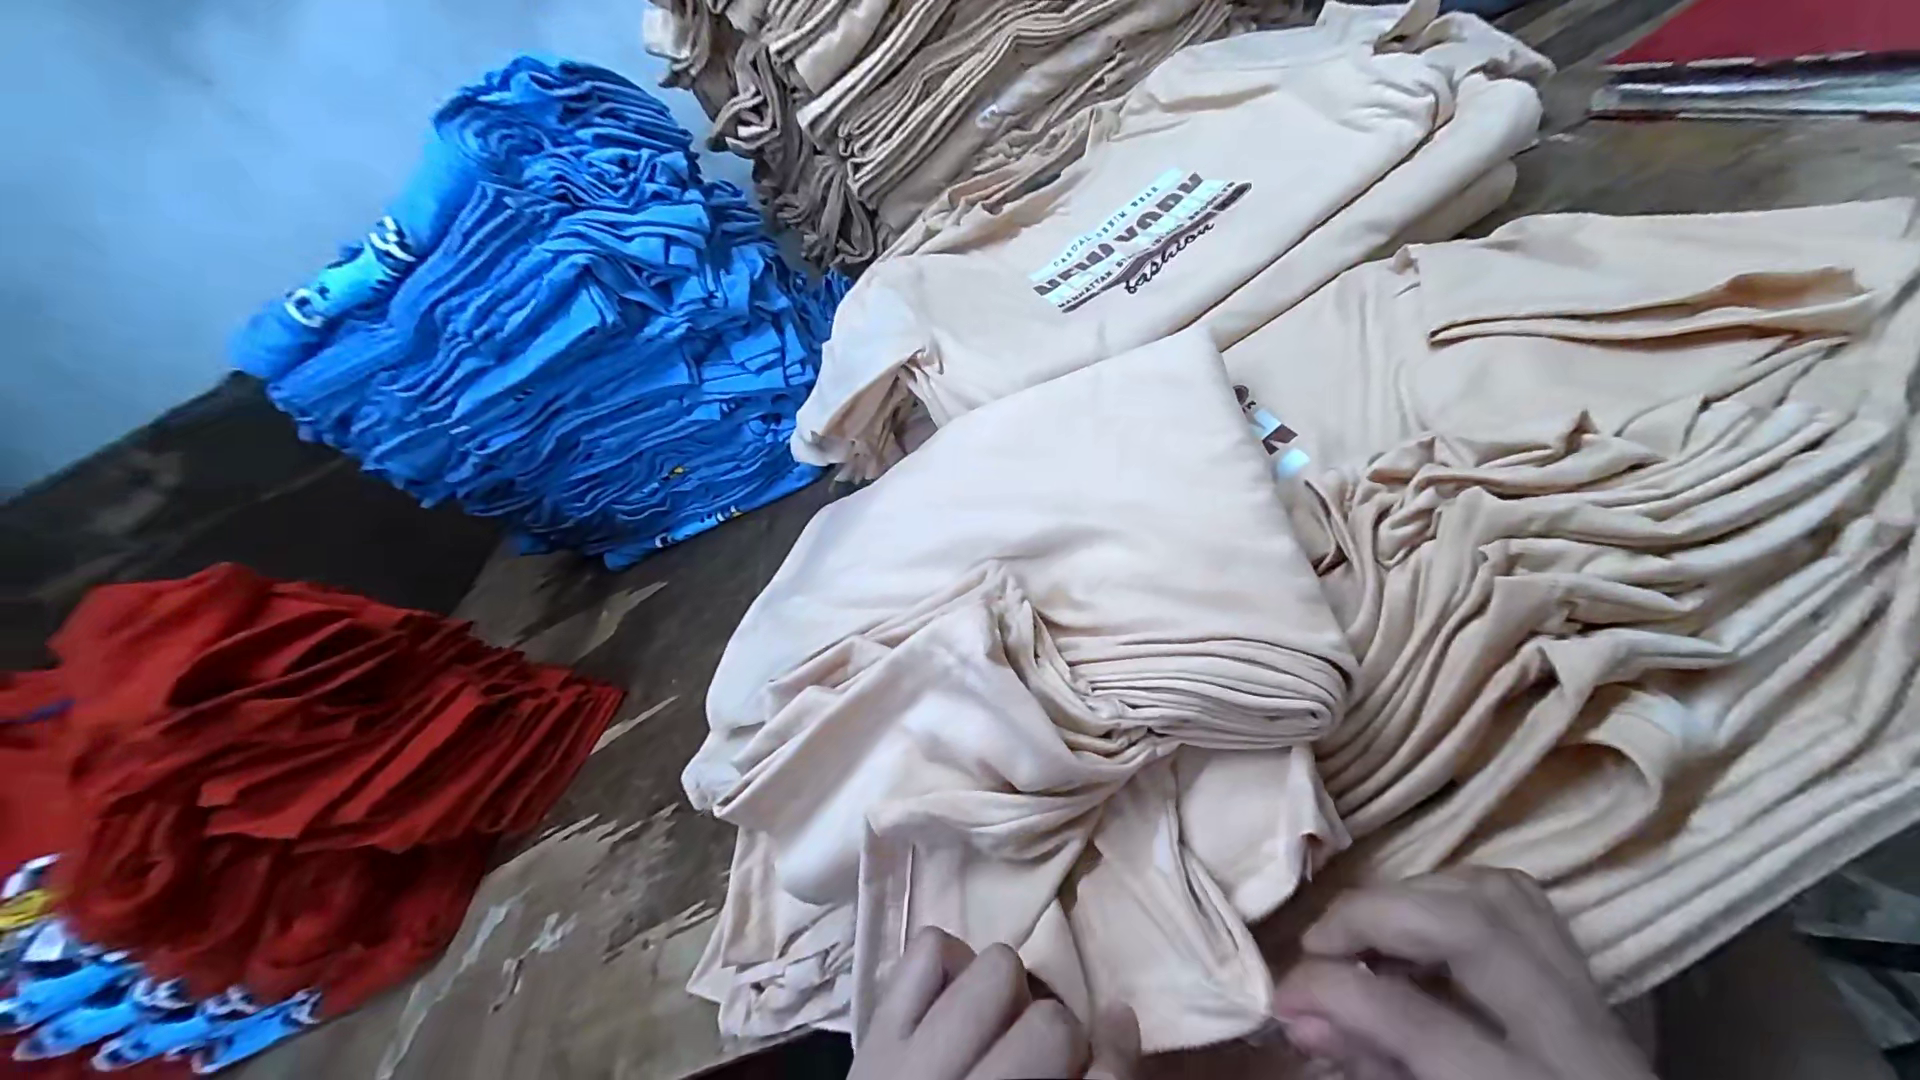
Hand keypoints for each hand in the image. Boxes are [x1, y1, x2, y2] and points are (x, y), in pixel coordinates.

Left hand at [849, 926, 1139, 1079]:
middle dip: (1057, 1036)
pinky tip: (949, 1003)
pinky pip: (928, 950)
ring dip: (1006, 992)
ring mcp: (913, 1064)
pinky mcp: (878, 1031)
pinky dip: (948, 965)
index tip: (1112, 1042)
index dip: (1111, 1061)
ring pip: (997, 968)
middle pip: (1051, 1027)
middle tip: (1036, 1059)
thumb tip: (1120, 1015)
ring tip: (992, 1026)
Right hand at [1272, 869, 1653, 1079]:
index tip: (1283, 993)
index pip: (1414, 1017)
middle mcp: (1582, 1043)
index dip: (1329, 989)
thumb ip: (1369, 1064)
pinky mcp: (1587, 976)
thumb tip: (1296, 1012)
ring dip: (1409, 895)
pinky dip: (1451, 891)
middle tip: (1321, 943)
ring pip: (1493, 894)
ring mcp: (1593, 1002)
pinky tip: (1418, 923)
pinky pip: (1518, 897)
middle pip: (1467, 926)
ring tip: (1368, 935)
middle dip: (1369, 915)